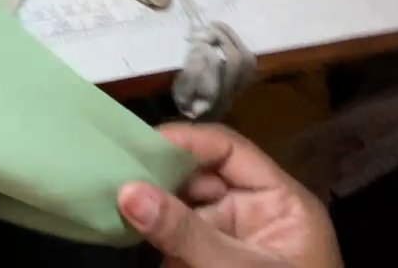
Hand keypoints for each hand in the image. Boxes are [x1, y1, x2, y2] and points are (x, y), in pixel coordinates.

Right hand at [118, 123, 341, 267]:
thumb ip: (184, 232)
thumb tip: (126, 190)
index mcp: (283, 203)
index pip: (227, 149)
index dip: (183, 141)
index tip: (137, 146)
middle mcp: (258, 212)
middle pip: (200, 173)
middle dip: (160, 174)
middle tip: (115, 170)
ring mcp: (234, 239)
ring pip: (183, 202)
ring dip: (152, 202)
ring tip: (114, 194)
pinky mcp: (212, 262)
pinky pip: (177, 233)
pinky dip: (154, 230)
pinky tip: (125, 223)